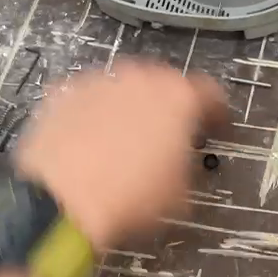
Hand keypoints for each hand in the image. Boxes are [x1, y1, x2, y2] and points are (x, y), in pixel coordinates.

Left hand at [12, 60, 227, 247]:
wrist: (61, 198)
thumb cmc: (130, 197)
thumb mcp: (180, 193)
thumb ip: (189, 166)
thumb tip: (184, 166)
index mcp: (181, 97)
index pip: (211, 93)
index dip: (216, 112)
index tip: (215, 126)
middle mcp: (142, 78)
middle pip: (165, 83)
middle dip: (169, 106)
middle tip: (168, 134)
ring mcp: (100, 81)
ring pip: (125, 87)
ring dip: (130, 106)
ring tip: (125, 138)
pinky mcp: (64, 92)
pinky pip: (89, 98)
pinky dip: (94, 113)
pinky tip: (90, 139)